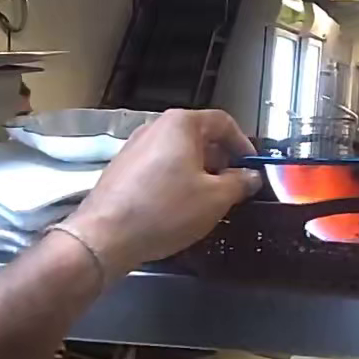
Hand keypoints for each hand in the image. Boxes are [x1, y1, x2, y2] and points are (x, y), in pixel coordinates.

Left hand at [62, 109, 261, 278]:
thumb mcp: (215, 199)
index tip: (253, 166)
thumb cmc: (165, 210)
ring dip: (199, 172)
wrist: (105, 236)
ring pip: (178, 153)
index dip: (243, 143)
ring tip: (208, 200)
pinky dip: (175, 179)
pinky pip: (159, 166)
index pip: (223, 122)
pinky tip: (178, 206)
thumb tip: (250, 176)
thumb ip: (239, 182)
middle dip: (221, 159)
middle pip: (199, 136)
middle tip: (234, 185)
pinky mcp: (122, 168)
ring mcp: (135, 146)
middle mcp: (155, 127)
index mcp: (181, 124)